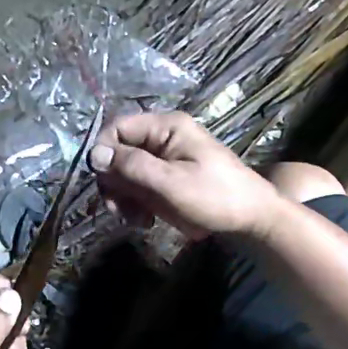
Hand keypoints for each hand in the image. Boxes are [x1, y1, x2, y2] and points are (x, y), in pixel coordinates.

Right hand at [87, 111, 281, 239]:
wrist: (253, 219)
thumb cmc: (215, 197)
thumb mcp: (170, 183)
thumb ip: (132, 167)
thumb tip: (94, 154)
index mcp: (166, 127)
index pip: (117, 128)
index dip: (104, 154)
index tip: (104, 184)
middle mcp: (163, 137)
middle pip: (118, 152)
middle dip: (114, 182)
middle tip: (120, 210)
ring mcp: (165, 158)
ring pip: (125, 172)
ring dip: (124, 197)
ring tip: (137, 221)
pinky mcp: (167, 178)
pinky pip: (139, 186)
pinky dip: (136, 203)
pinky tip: (145, 220)